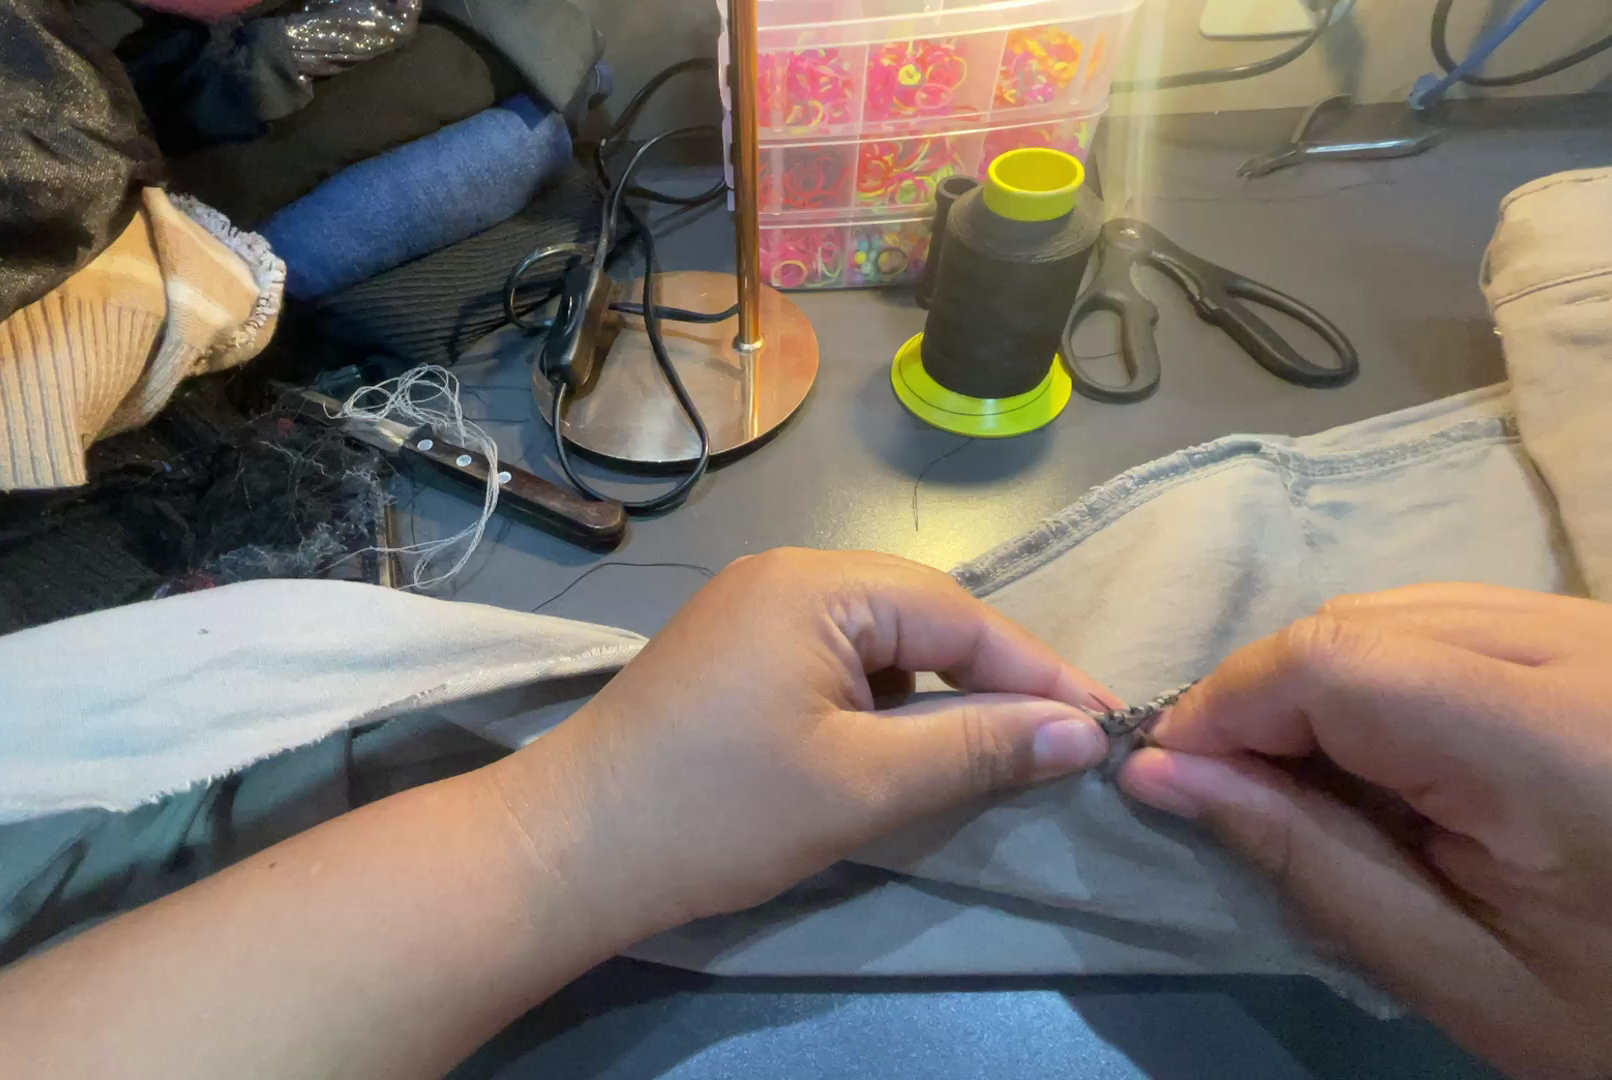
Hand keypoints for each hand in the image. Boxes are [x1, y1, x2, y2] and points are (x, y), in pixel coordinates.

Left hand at [485, 548, 1116, 941]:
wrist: (579, 841)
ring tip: (974, 744)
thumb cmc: (721, 809)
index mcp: (814, 582)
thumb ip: (977, 746)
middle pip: (913, 613)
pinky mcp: (730, 643)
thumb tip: (1080, 730)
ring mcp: (748, 604)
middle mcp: (781, 573)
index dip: (1034, 669)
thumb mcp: (863, 783)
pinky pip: (826, 650)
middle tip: (1046, 740)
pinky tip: (885, 735)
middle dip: (981, 675)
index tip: (1105, 724)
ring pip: (871, 633)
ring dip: (925, 686)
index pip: (955, 613)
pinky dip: (870, 691)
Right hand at [1118, 584, 1611, 1078]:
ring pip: (1390, 607)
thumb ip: (1296, 853)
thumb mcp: (1459, 972)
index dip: (1225, 703)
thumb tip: (1151, 771)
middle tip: (1242, 778)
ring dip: (1315, 678)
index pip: (1331, 664)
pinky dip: (1377, 662)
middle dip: (1261, 696)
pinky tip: (1390, 734)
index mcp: (1574, 753)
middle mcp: (1605, 663)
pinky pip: (1447, 613)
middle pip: (1350, 625)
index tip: (1175, 767)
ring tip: (1314, 761)